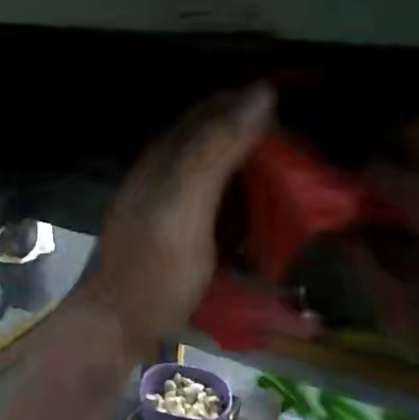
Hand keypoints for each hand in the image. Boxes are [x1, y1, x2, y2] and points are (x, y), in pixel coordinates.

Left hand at [77, 84, 274, 355]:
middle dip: (257, 138)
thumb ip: (217, 150)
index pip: (213, 111)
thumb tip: (261, 92)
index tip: (298, 114)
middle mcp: (164, 174)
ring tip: (293, 181)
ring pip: (216, 171)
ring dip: (251, 171)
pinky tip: (262, 216)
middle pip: (214, 139)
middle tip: (303, 153)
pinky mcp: (174, 234)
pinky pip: (215, 205)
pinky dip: (241, 203)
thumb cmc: (153, 270)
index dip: (252, 105)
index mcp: (165, 158)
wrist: (115, 327)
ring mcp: (168, 206)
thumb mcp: (187, 206)